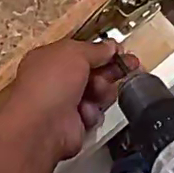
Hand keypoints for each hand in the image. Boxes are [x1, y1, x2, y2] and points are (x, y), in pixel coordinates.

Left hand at [0, 39, 137, 162]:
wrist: (43, 126)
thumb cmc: (52, 82)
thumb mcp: (75, 53)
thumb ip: (96, 49)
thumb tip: (110, 46)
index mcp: (51, 59)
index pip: (82, 52)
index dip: (103, 51)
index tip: (122, 52)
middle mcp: (57, 80)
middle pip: (94, 72)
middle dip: (110, 70)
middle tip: (130, 67)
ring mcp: (66, 103)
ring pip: (99, 93)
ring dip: (102, 91)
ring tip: (95, 92)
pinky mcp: (75, 123)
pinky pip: (95, 114)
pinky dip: (92, 112)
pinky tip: (83, 113)